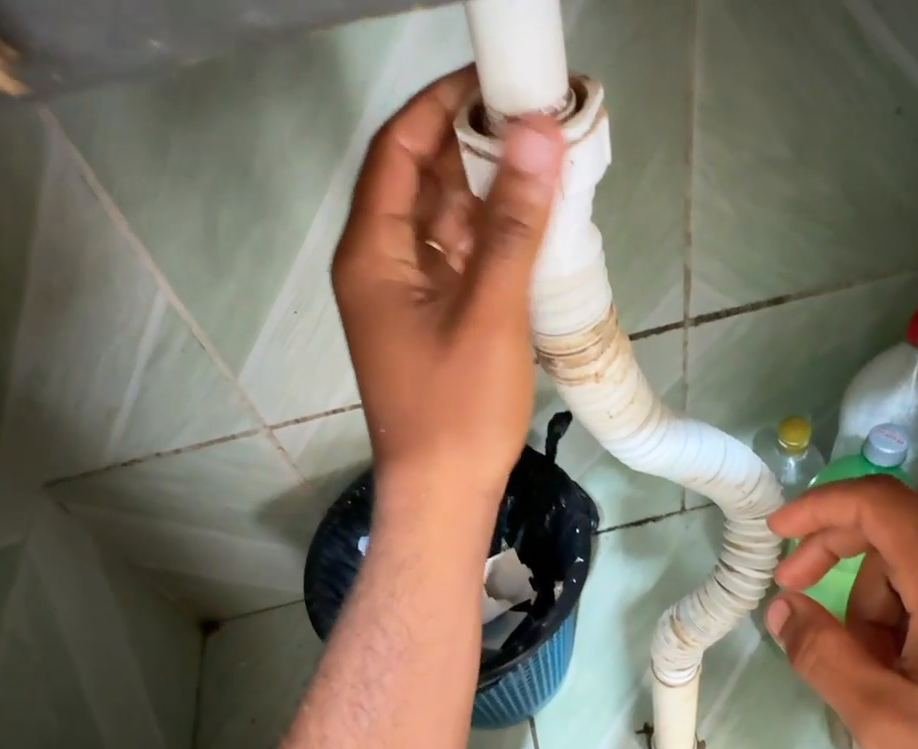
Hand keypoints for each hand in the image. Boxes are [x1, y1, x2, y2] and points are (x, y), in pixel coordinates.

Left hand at [332, 68, 566, 509]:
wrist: (442, 495)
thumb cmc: (458, 409)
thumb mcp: (489, 311)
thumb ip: (513, 223)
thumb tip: (537, 132)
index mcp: (371, 253)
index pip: (397, 149)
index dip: (442, 105)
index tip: (498, 84)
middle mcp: (379, 265)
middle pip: (420, 180)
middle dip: (473, 147)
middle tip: (537, 122)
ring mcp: (405, 295)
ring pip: (443, 221)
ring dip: (488, 192)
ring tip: (546, 164)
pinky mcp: (430, 321)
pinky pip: (457, 259)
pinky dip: (490, 238)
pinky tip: (533, 225)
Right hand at [764, 478, 917, 748]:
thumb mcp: (885, 718)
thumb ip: (821, 653)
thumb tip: (783, 608)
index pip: (875, 501)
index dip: (816, 509)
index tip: (775, 537)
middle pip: (895, 533)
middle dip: (843, 572)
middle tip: (813, 627)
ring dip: (884, 607)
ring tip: (887, 680)